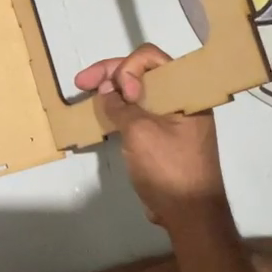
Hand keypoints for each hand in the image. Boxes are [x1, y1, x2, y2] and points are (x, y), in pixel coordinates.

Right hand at [74, 45, 228, 228]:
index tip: (124, 94)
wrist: (189, 213)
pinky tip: (99, 114)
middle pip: (142, 73)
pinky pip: (138, 114)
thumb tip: (106, 91)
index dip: (129, 69)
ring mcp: (171, 118)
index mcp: (185, 91)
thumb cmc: (168, 168)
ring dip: (112, 92)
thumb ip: (120, 107)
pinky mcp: (161, 136)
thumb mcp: (140, 132)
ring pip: (138, 93)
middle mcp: (180, 99)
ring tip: (85, 93)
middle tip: (82, 82)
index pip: (152, 59)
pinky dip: (119, 111)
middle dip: (111, 74)